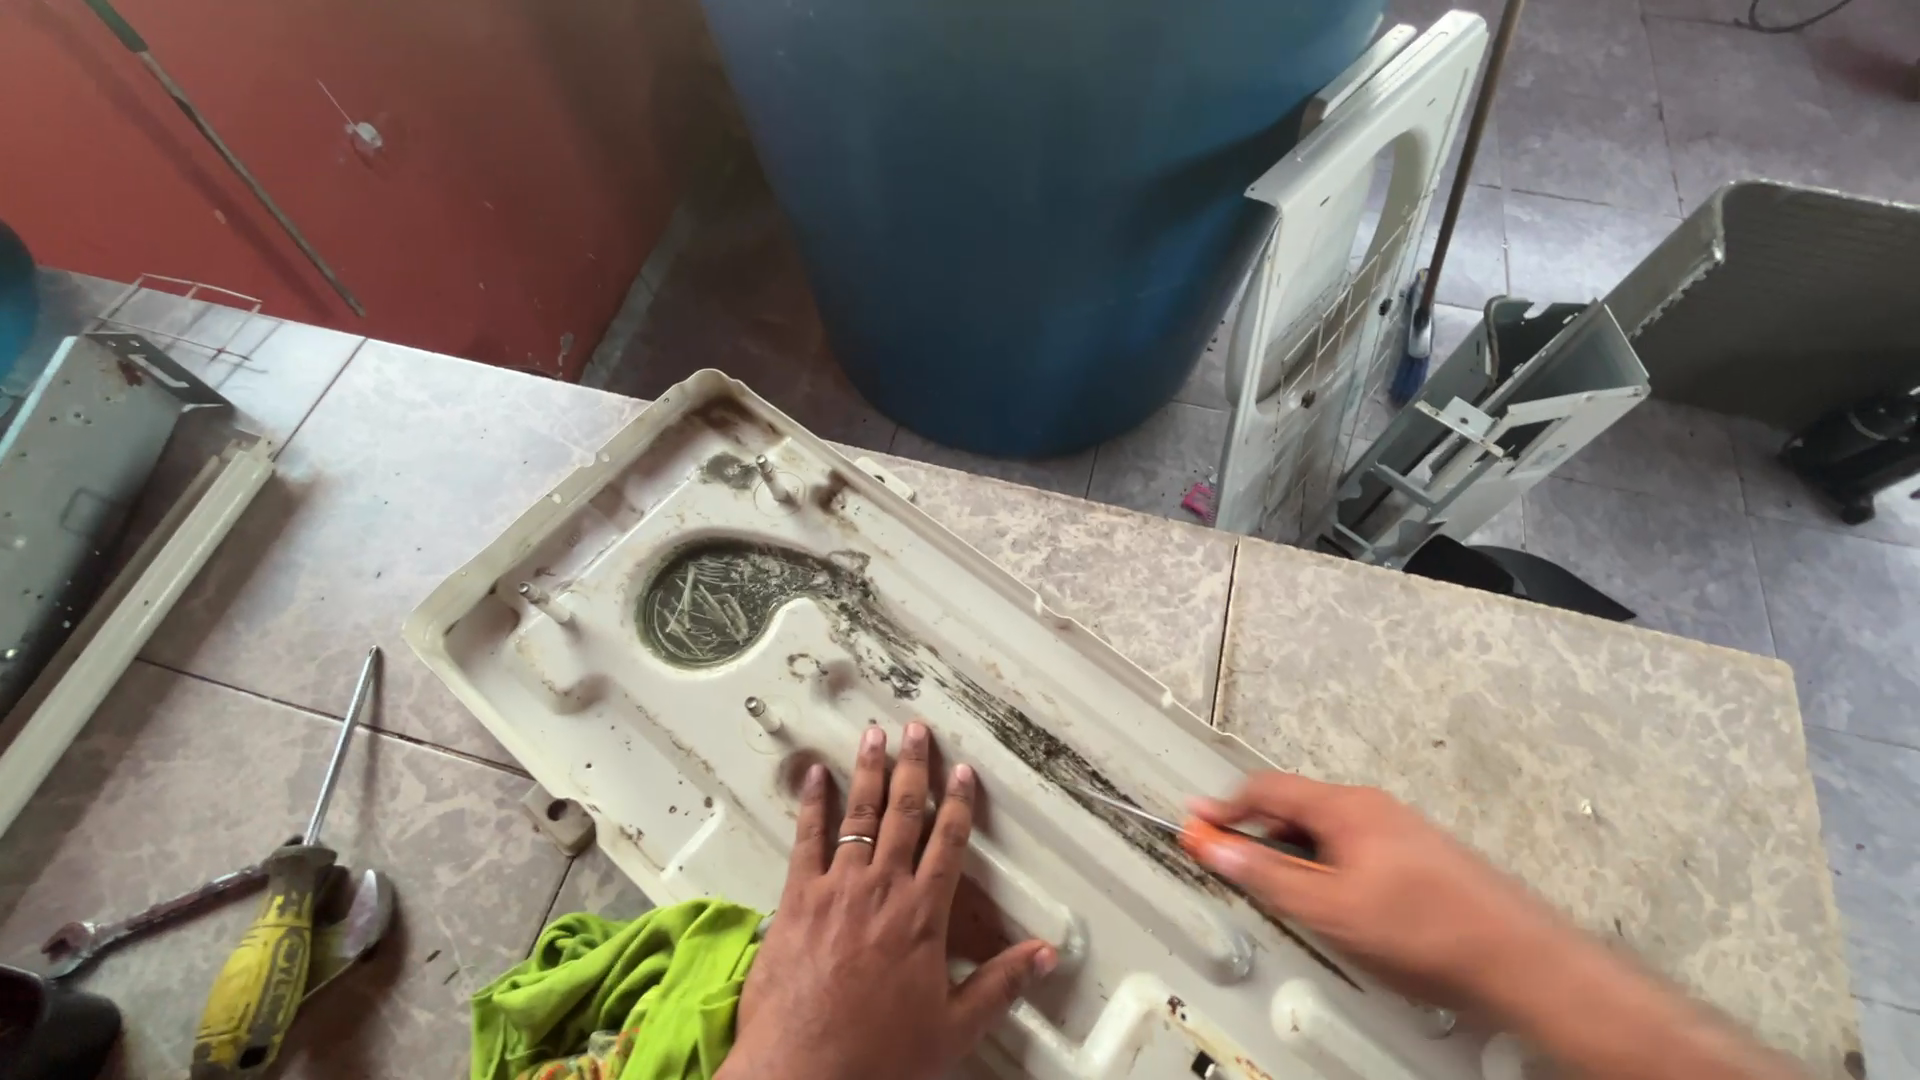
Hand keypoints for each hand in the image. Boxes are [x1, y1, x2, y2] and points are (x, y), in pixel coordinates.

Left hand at [721, 722, 1057, 1079]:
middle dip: (914, 768)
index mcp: (923, 914)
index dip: (959, 803)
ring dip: (869, 771)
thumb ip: (1002, 985)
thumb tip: (1047, 955)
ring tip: (874, 735)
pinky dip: (812, 804)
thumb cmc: (880, 1055)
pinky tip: (815, 775)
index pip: (949, 842)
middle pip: (904, 813)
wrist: (804, 1074)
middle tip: (917, 730)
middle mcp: (883, 888)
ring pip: (860, 815)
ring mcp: (838, 887)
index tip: (963, 772)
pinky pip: (806, 838)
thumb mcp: (954, 1028)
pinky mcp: (799, 897)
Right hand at [1187, 774, 1804, 1079]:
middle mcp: (1371, 807)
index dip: (1225, 807)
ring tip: (1287, 891)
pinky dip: (1325, 863)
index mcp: (1345, 807)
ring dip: (1293, 851)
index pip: (1265, 790)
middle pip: (1295, 807)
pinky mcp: (1418, 855)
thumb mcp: (1327, 906)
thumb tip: (1216, 846)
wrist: (1523, 962)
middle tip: (1235, 859)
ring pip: (1324, 829)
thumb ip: (1265, 873)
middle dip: (1259, 832)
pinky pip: (1352, 846)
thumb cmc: (1430, 930)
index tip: (1198, 820)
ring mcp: (1398, 829)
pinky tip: (1336, 901)